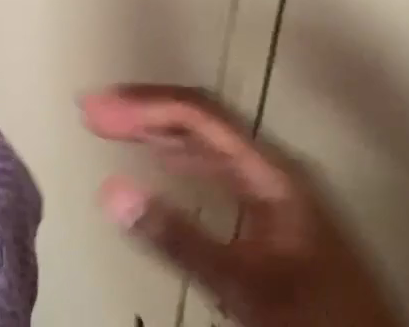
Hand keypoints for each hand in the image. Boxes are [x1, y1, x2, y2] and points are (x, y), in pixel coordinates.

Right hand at [82, 86, 402, 326]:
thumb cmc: (317, 319)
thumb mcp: (244, 284)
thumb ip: (178, 238)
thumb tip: (110, 190)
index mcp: (274, 172)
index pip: (201, 114)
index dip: (145, 103)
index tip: (96, 108)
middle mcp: (275, 170)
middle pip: (202, 118)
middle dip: (144, 108)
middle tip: (91, 111)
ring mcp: (277, 191)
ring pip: (208, 140)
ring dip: (157, 127)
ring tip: (111, 126)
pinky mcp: (273, 215)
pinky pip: (216, 165)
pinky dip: (178, 155)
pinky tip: (160, 161)